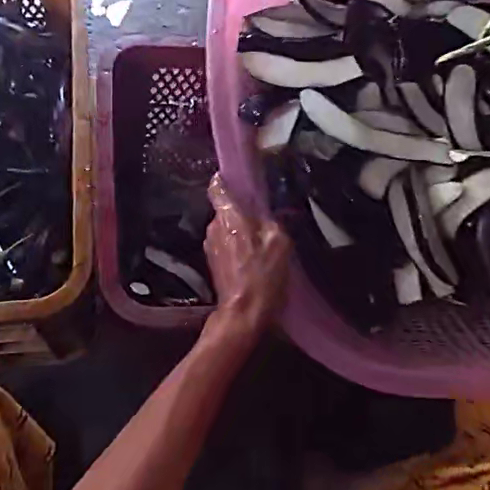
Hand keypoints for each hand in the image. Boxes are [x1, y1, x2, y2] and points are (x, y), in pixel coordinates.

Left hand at [205, 174, 290, 325]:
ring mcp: (210, 246)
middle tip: (263, 219)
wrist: (243, 314)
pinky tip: (252, 258)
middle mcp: (213, 228)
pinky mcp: (212, 263)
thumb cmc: (263, 276)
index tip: (231, 176)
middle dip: (241, 212)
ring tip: (261, 242)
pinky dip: (237, 246)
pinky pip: (225, 244)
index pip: (217, 189)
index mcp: (228, 218)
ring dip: (240, 231)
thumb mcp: (279, 243)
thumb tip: (265, 215)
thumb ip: (272, 222)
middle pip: (226, 210)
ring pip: (226, 228)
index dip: (223, 180)